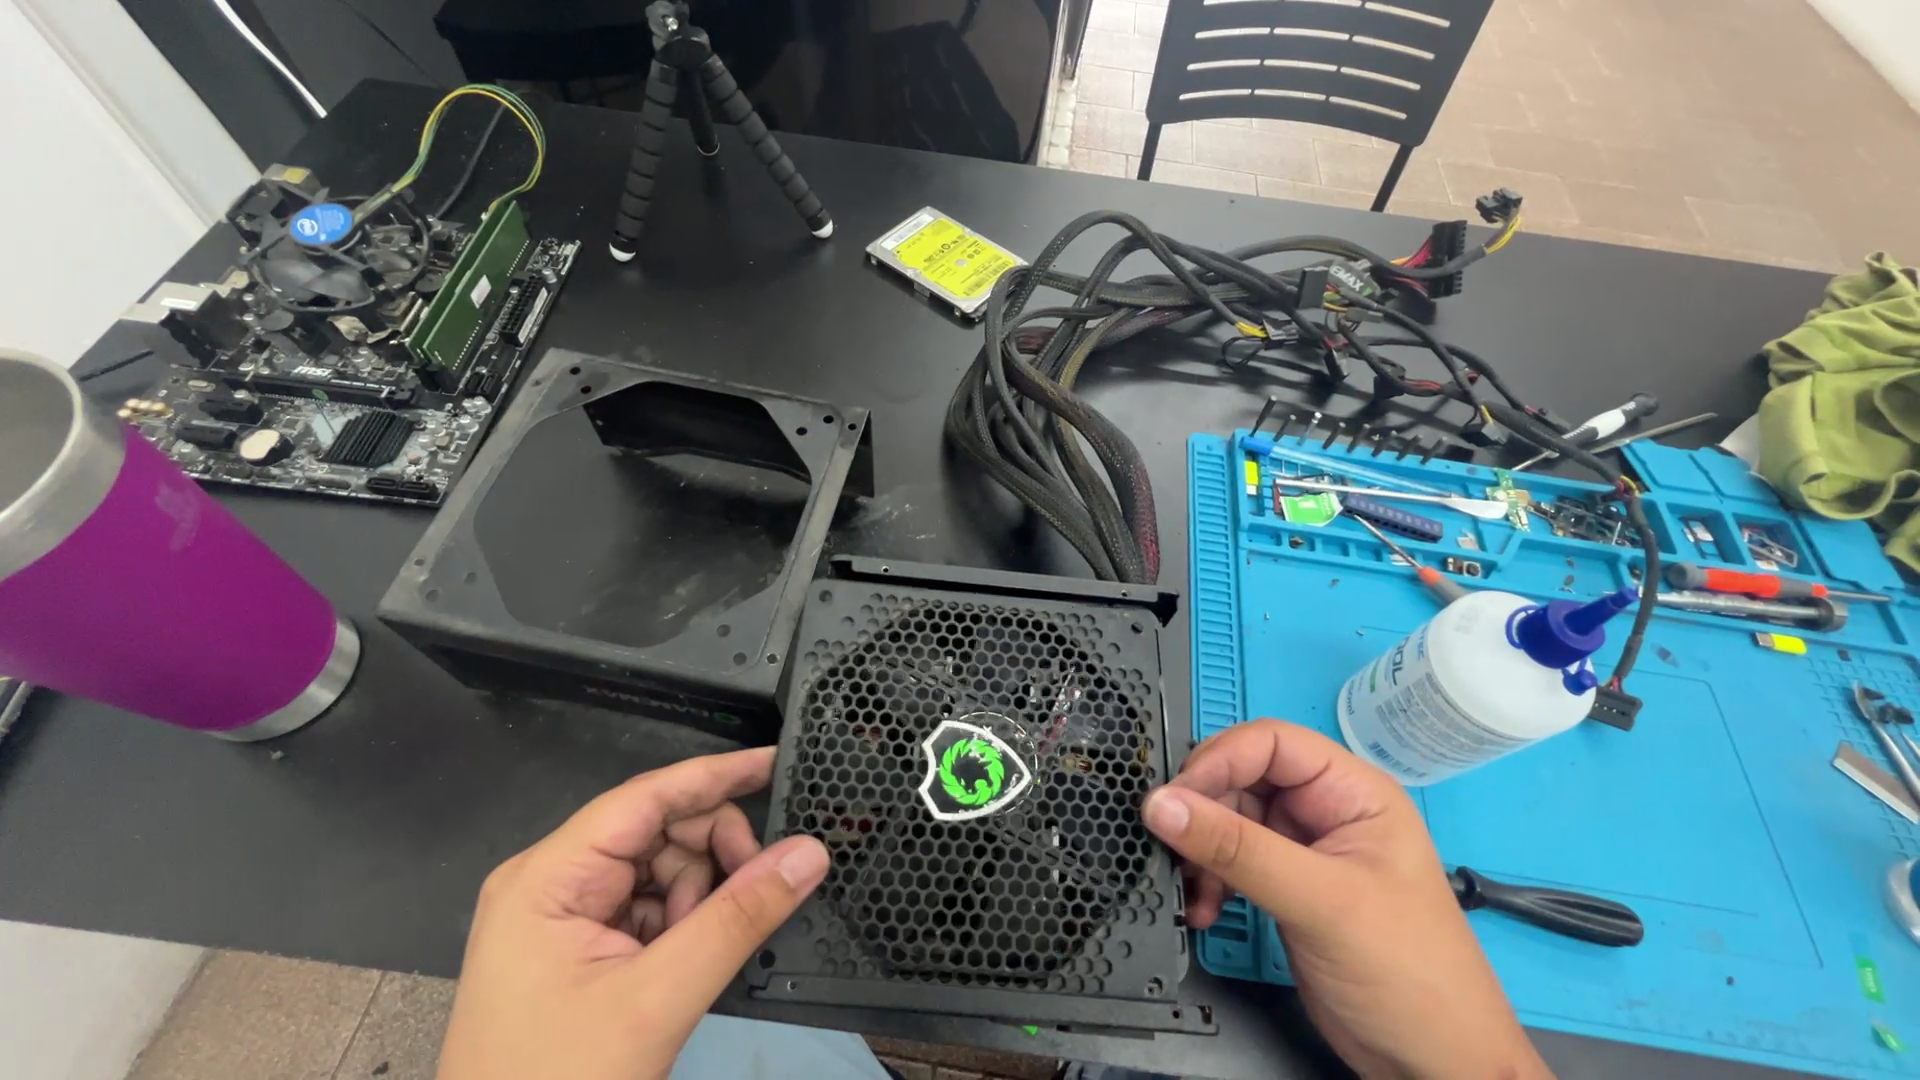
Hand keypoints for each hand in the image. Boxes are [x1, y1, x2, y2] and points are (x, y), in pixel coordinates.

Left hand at [437, 748, 828, 1079]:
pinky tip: (682, 960)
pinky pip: (650, 904)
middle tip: (753, 894)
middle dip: (712, 855)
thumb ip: (739, 918)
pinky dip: (681, 922)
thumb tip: (810, 852)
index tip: (777, 762)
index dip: (716, 774)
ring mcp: (562, 914)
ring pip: (661, 866)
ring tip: (699, 952)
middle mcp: (552, 879)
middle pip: (658, 829)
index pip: (647, 796)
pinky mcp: (579, 946)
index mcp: (550, 875)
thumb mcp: (658, 1000)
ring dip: (698, 896)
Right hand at [1142, 720, 1550, 1079]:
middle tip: (1172, 847)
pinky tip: (1204, 909)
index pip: (1271, 743)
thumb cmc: (1405, 973)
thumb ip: (1236, 849)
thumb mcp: (1318, 901)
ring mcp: (1303, 848)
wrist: (1434, 1067)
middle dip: (1203, 813)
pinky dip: (1208, 880)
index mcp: (1352, 791)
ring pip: (1228, 820)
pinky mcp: (1284, 885)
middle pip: (1242, 779)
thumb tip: (1159, 805)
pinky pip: (1229, 861)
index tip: (1176, 797)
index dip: (1219, 760)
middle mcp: (1324, 810)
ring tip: (1192, 891)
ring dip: (1201, 853)